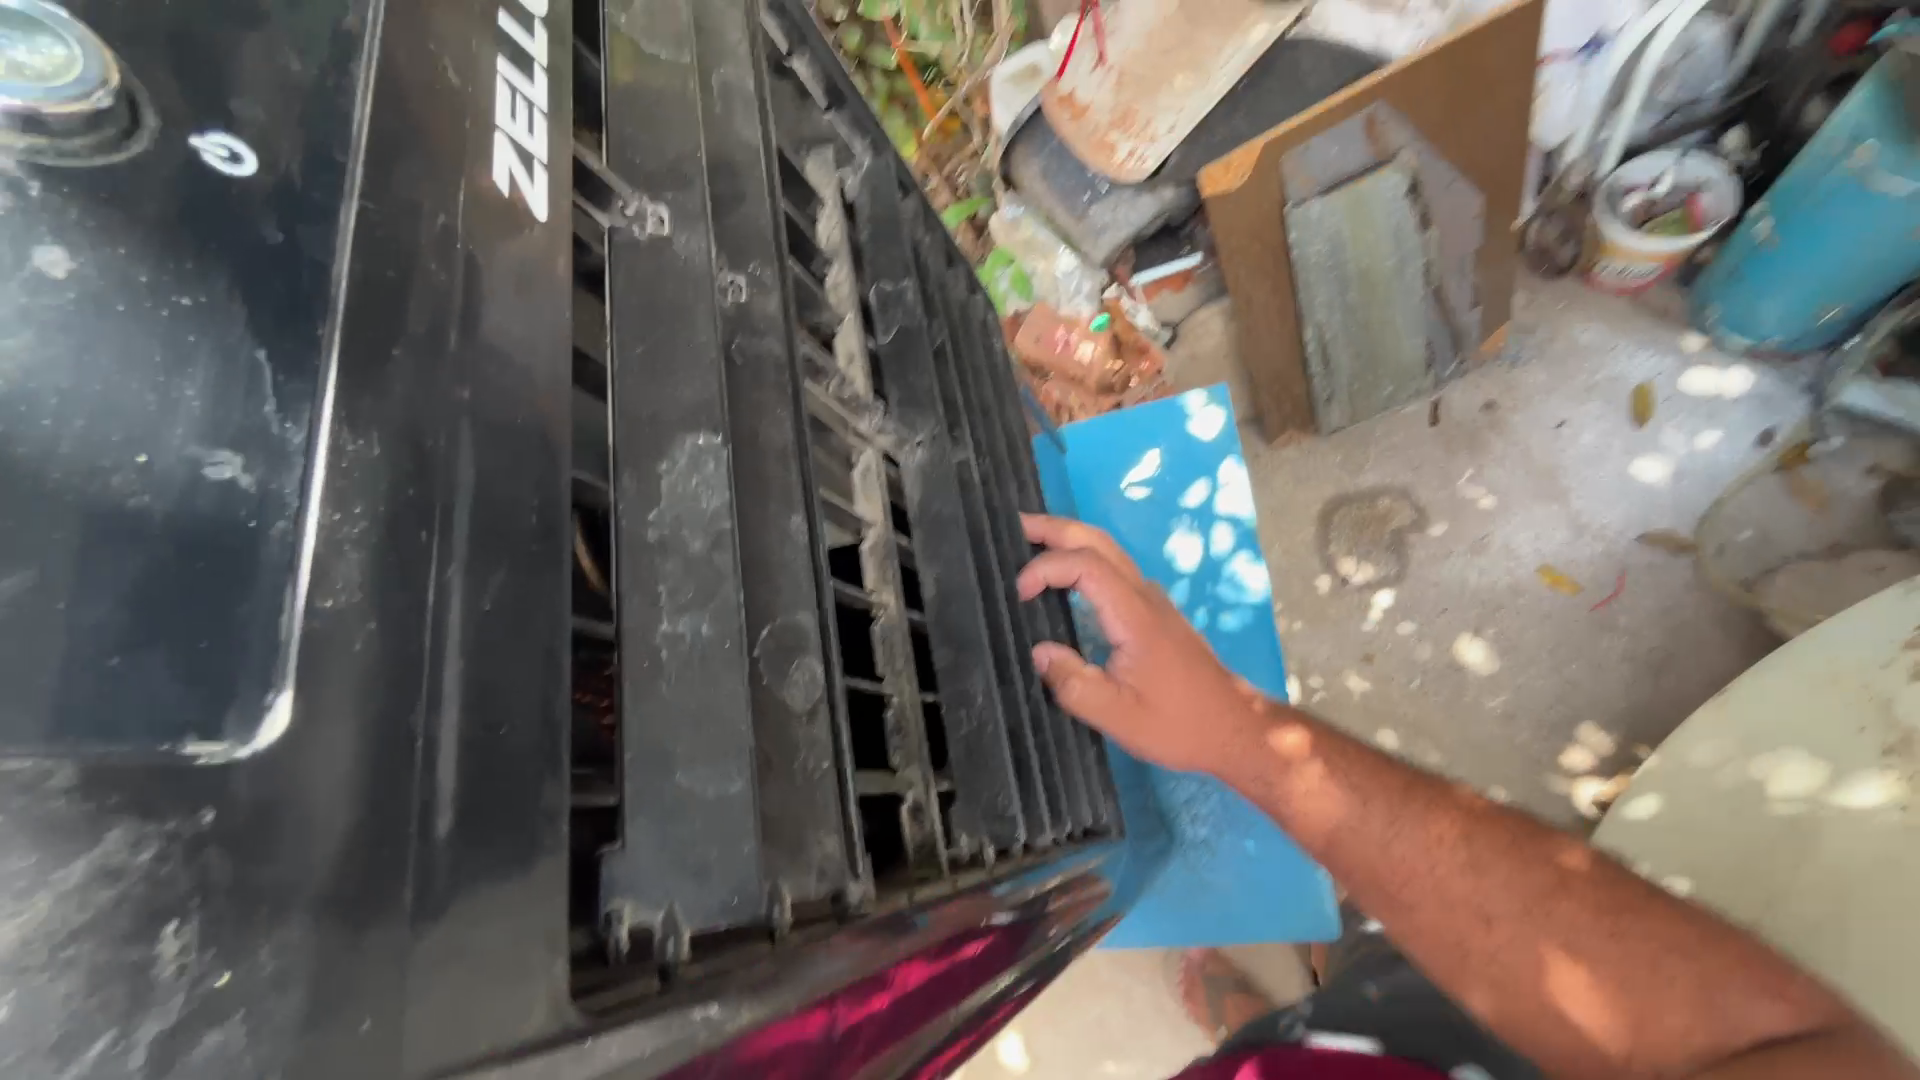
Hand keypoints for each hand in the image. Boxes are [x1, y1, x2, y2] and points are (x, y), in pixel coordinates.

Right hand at [1017, 514, 1270, 774]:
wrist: (1235, 728)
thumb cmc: (1178, 725)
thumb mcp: (1118, 717)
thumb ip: (1073, 684)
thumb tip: (1039, 653)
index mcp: (1135, 615)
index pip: (1085, 565)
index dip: (1046, 568)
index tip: (1019, 593)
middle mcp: (1144, 596)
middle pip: (1098, 541)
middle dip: (1054, 528)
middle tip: (1014, 525)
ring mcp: (1152, 600)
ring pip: (1108, 550)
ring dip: (1068, 539)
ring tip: (1029, 541)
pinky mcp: (1153, 612)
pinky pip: (1113, 568)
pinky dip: (1082, 557)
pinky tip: (1063, 576)